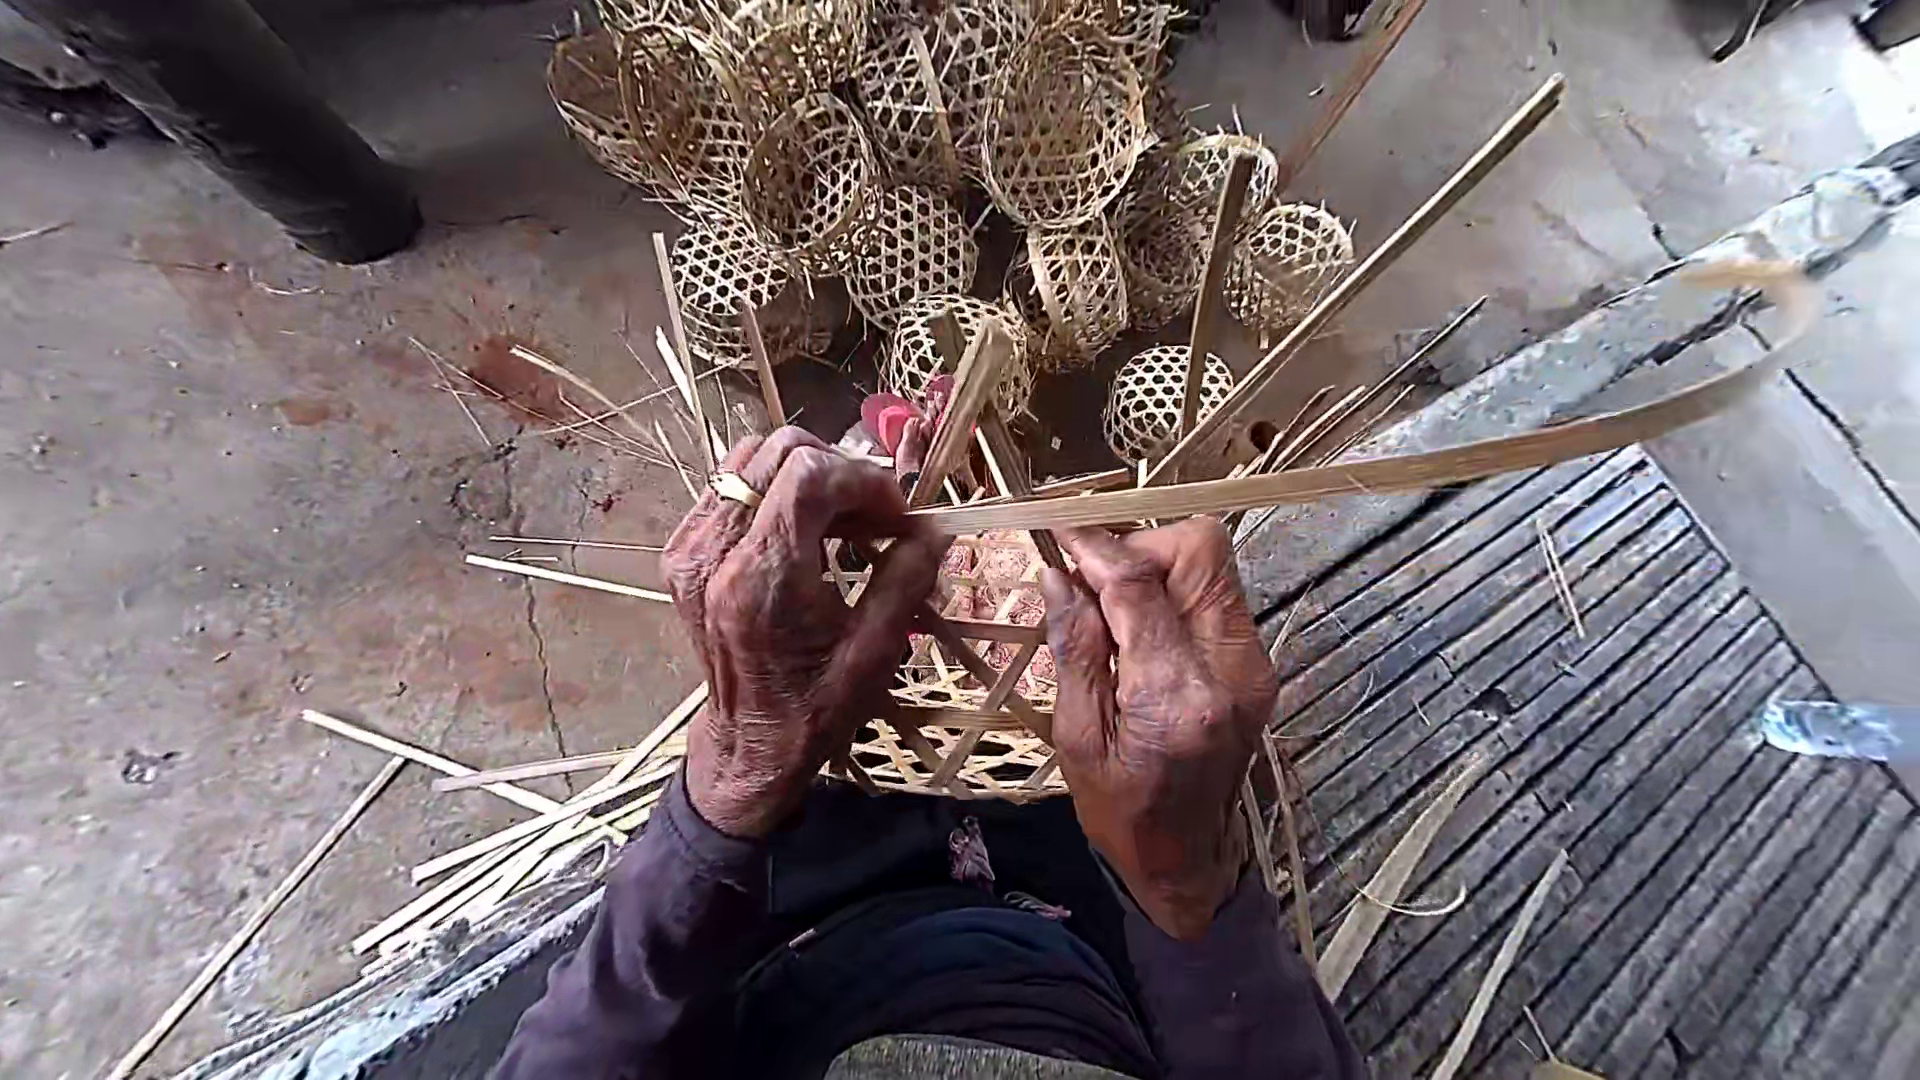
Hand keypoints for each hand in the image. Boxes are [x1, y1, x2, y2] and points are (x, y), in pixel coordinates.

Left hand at [662, 427, 947, 837]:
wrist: (749, 743)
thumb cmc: (816, 708)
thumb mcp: (875, 653)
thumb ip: (907, 579)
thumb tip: (935, 527)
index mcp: (761, 579)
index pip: (809, 474)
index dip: (866, 479)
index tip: (898, 515)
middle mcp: (714, 550)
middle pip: (781, 450)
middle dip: (843, 471)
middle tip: (877, 516)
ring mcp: (691, 546)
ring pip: (755, 456)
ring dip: (813, 476)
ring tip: (847, 520)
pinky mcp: (686, 549)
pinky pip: (736, 483)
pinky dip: (782, 490)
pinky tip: (810, 530)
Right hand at [1041, 519, 1277, 939]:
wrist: (1191, 861)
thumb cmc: (1121, 810)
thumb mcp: (1077, 738)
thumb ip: (1073, 649)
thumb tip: (1056, 576)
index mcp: (1176, 696)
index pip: (1139, 586)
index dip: (1095, 546)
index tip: (1061, 528)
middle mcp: (1231, 668)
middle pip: (1200, 550)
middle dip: (1137, 546)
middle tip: (1091, 579)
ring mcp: (1253, 663)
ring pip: (1213, 562)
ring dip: (1154, 563)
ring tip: (1109, 601)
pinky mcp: (1255, 663)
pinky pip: (1214, 591)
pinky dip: (1170, 586)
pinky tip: (1137, 621)